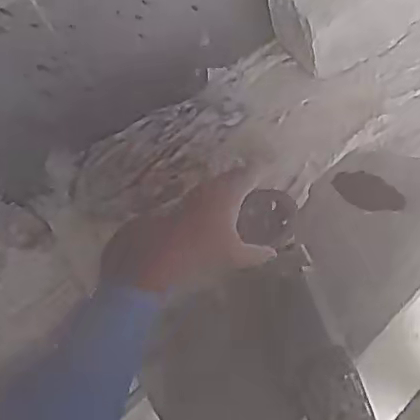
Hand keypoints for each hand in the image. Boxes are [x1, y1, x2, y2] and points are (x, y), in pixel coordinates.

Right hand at [99, 168, 273, 292]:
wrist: (143, 255)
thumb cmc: (193, 232)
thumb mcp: (225, 197)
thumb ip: (243, 180)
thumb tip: (263, 164)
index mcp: (235, 251)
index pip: (259, 252)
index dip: (267, 247)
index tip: (275, 243)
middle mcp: (214, 255)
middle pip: (231, 242)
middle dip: (237, 225)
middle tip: (243, 202)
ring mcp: (187, 249)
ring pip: (204, 231)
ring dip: (207, 215)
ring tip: (212, 189)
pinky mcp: (164, 240)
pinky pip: (177, 223)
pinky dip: (180, 209)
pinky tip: (179, 192)